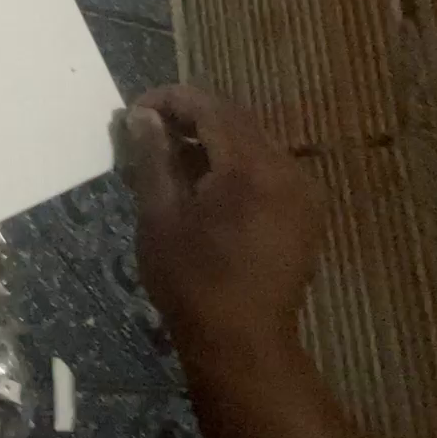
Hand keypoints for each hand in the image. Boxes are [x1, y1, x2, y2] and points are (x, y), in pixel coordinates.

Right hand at [120, 85, 320, 361]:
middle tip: (142, 132)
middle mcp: (287, 170)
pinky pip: (264, 169)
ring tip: (164, 159)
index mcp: (251, 168)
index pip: (211, 108)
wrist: (240, 338)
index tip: (132, 111)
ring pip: (250, 144)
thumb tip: (141, 115)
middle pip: (235, 121)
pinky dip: (228, 164)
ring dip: (207, 141)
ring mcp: (302, 192)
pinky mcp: (303, 212)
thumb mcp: (159, 213)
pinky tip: (197, 185)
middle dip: (187, 118)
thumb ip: (153, 157)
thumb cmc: (189, 276)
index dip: (169, 99)